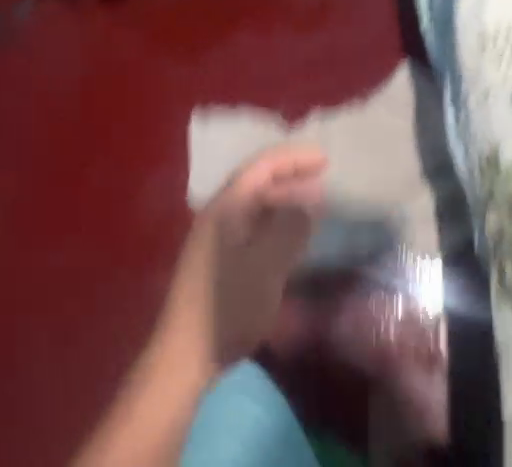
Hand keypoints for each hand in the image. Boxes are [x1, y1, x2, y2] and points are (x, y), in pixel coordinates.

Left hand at [156, 145, 326, 382]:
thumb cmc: (229, 305)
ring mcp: (216, 239)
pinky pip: (253, 226)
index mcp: (226, 207)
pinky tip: (293, 236)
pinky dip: (276, 222)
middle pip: (257, 182)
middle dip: (291, 175)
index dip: (294, 158)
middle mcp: (219, 215)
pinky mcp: (219, 261)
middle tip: (325, 177)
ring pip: (255, 205)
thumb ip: (290, 225)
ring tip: (315, 203)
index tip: (325, 158)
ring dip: (285, 199)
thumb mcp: (267, 264)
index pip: (261, 167)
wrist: (186, 354)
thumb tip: (312, 193)